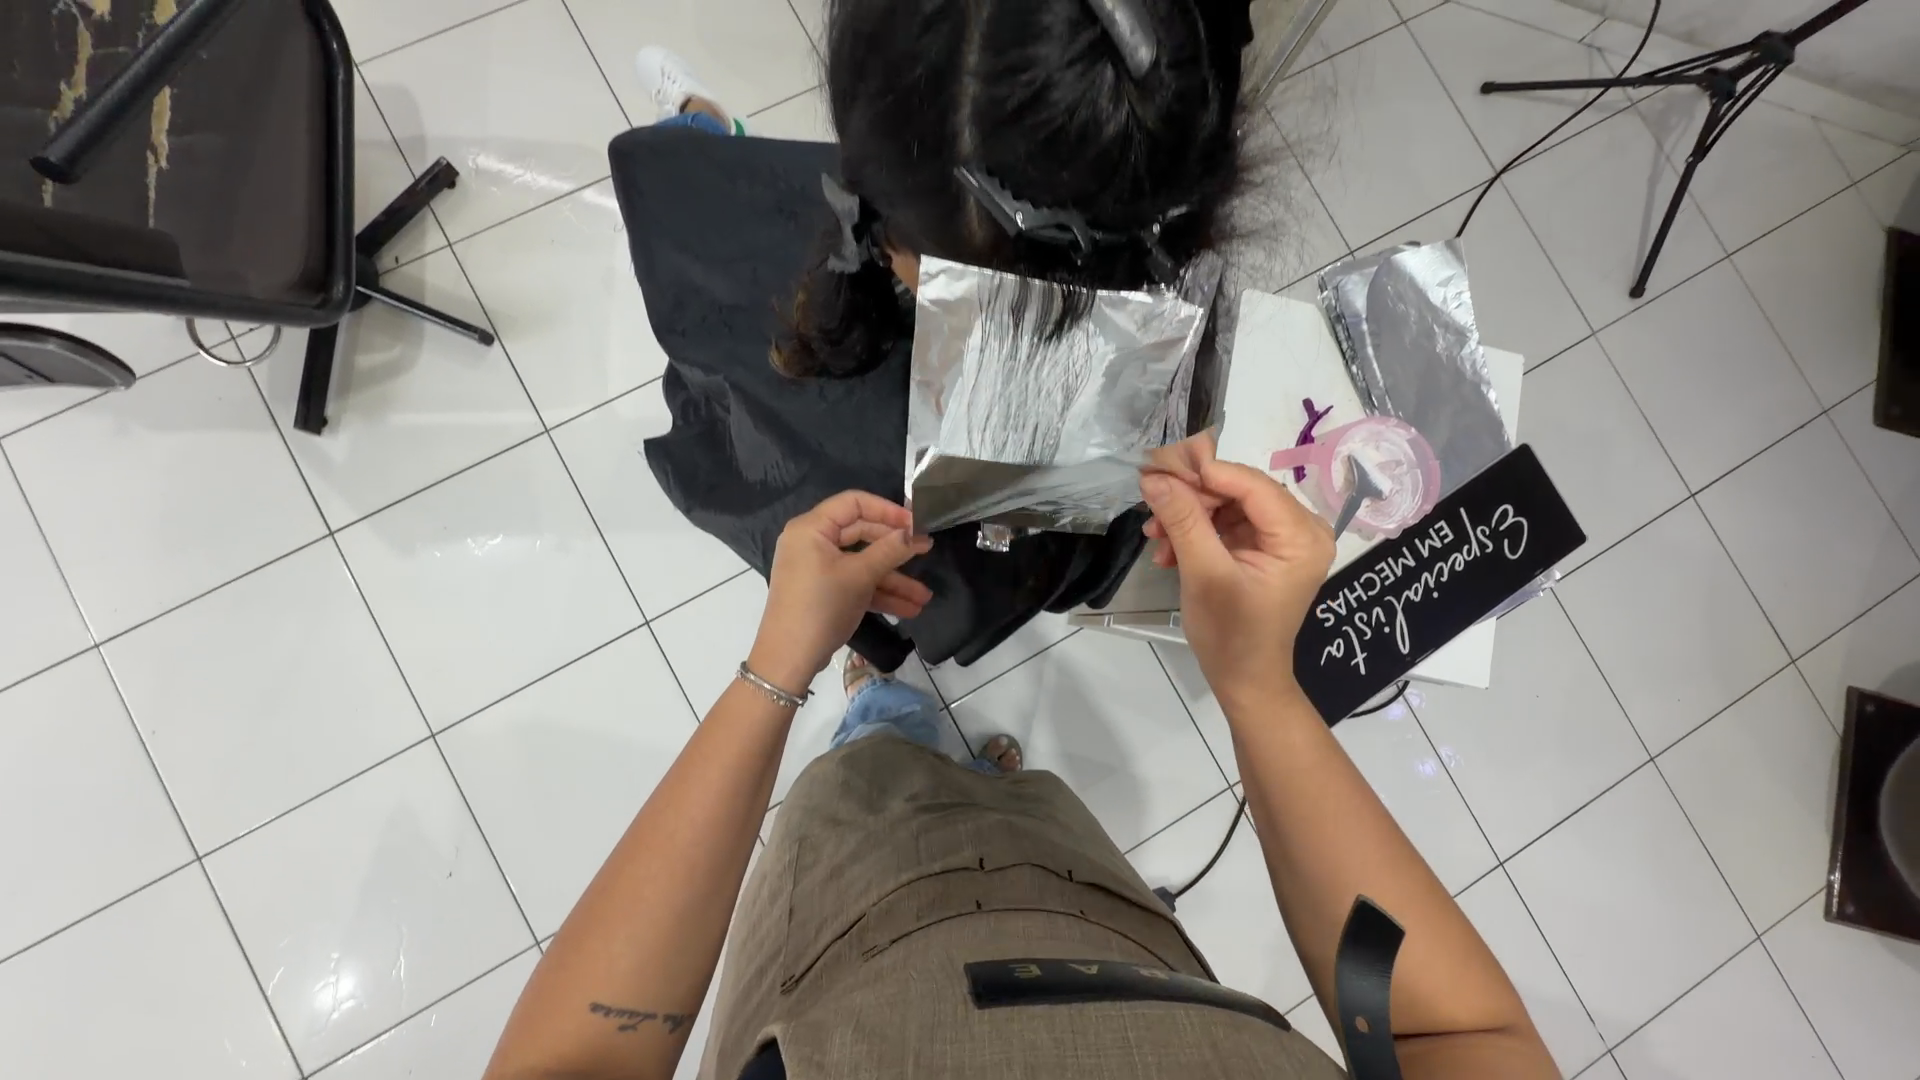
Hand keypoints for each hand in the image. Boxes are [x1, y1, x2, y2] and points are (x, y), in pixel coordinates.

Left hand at [747, 492, 934, 695]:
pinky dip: (878, 593)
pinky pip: (855, 583)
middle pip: (861, 533)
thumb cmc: (821, 606)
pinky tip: (909, 609)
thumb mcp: (860, 576)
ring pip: (862, 563)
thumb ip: (891, 550)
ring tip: (925, 597)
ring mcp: (817, 567)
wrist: (788, 659)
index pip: (855, 502)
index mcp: (812, 528)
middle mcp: (812, 541)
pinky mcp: (823, 591)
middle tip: (927, 553)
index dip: (888, 510)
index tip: (917, 523)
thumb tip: (919, 533)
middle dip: (896, 550)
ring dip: (893, 580)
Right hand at [1139, 452, 1334, 711]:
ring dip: (1188, 517)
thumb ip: (1183, 521)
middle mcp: (1301, 530)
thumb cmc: (1231, 634)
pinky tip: (1168, 551)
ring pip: (1227, 505)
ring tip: (1155, 538)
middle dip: (1192, 500)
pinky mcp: (1264, 549)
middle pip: (1239, 491)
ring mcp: (1282, 539)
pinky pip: (1227, 524)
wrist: (1244, 679)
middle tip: (1151, 510)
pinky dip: (1196, 532)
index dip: (1204, 473)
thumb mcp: (1204, 574)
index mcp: (1300, 536)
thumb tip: (1154, 477)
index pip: (1251, 484)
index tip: (1157, 470)